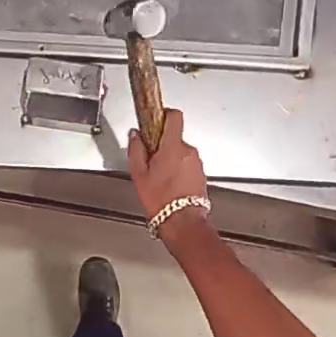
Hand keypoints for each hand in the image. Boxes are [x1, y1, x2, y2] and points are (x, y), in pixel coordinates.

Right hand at [128, 108, 209, 240]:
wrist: (182, 222)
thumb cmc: (161, 201)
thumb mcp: (139, 175)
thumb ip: (136, 150)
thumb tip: (135, 136)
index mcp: (173, 147)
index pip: (174, 116)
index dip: (164, 113)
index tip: (156, 118)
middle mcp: (189, 152)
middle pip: (175, 137)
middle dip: (162, 145)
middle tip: (150, 160)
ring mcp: (197, 163)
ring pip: (181, 152)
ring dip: (170, 159)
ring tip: (158, 177)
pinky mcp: (200, 174)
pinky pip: (187, 165)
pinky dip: (178, 170)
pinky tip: (168, 184)